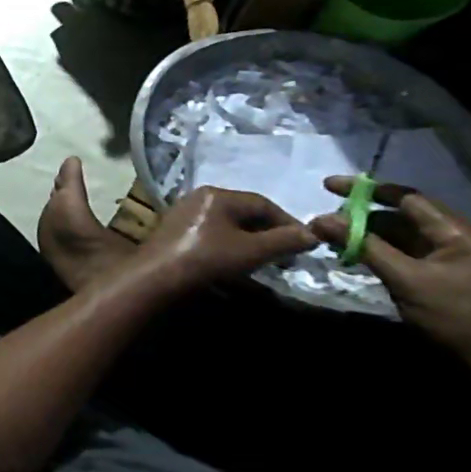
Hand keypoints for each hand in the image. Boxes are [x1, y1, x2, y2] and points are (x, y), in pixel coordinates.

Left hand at [136, 186, 315, 291]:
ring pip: (228, 222)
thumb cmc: (207, 259)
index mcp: (217, 194)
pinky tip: (237, 260)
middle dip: (269, 232)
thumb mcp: (252, 251)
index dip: (287, 222)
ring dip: (250, 239)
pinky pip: (212, 231)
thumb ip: (284, 241)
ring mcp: (184, 212)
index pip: (262, 203)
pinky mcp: (175, 230)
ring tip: (266, 259)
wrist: (157, 277)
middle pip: (244, 211)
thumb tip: (313, 234)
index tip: (306, 243)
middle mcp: (199, 197)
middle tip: (288, 254)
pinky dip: (230, 243)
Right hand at [309, 178, 470, 374]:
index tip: (329, 187)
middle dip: (364, 216)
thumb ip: (365, 246)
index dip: (366, 190)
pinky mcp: (454, 276)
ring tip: (338, 241)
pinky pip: (414, 254)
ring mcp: (460, 258)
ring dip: (373, 236)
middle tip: (328, 222)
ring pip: (407, 236)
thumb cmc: (458, 320)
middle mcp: (464, 238)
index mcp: (461, 233)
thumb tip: (321, 220)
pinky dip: (387, 252)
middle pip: (405, 215)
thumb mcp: (406, 281)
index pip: (407, 198)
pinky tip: (362, 259)